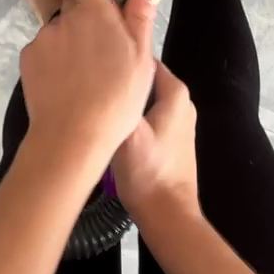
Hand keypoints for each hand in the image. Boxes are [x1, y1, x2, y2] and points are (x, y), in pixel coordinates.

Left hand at [18, 0, 160, 178]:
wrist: (71, 137)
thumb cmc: (116, 98)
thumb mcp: (142, 59)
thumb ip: (141, 17)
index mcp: (95, 11)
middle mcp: (65, 16)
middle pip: (74, 4)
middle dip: (85, 16)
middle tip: (101, 46)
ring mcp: (43, 37)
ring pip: (59, 29)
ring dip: (69, 40)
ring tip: (83, 72)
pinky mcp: (27, 57)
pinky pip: (43, 50)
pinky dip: (52, 59)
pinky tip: (65, 82)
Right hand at [112, 62, 200, 231]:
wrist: (167, 216)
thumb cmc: (148, 172)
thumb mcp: (128, 133)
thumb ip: (119, 99)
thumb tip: (99, 72)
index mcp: (175, 93)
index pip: (144, 58)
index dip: (120, 57)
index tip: (96, 63)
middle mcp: (181, 102)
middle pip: (144, 78)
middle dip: (121, 79)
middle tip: (92, 83)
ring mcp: (178, 121)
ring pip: (144, 98)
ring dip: (124, 99)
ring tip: (96, 100)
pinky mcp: (170, 139)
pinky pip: (147, 115)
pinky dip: (131, 115)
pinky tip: (110, 123)